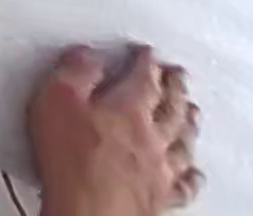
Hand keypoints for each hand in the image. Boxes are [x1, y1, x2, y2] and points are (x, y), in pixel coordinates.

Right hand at [28, 46, 202, 215]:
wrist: (86, 213)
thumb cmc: (70, 156)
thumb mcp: (57, 97)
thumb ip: (76, 71)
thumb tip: (91, 54)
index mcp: (128, 110)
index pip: (144, 79)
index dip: (147, 63)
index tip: (148, 53)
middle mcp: (151, 139)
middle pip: (171, 109)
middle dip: (176, 89)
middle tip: (179, 75)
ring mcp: (159, 172)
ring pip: (183, 143)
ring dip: (189, 124)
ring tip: (192, 112)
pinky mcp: (159, 200)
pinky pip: (184, 185)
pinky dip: (192, 176)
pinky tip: (194, 172)